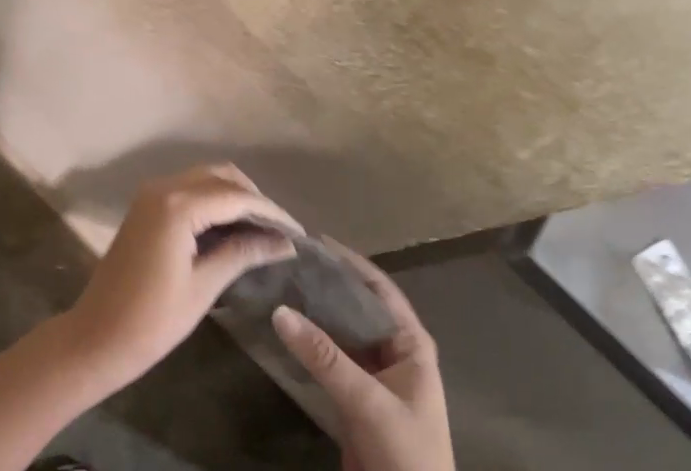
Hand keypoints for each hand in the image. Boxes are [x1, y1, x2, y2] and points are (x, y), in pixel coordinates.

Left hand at [63, 164, 301, 388]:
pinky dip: (214, 203)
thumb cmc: (151, 320)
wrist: (96, 339)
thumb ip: (244, 253)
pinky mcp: (145, 208)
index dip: (271, 212)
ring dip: (234, 198)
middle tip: (280, 231)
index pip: (236, 197)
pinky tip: (232, 229)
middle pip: (221, 177)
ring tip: (263, 231)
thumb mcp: (204, 286)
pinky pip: (189, 192)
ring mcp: (150, 196)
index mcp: (177, 206)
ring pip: (205, 180)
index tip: (299, 233)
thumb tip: (285, 243)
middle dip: (254, 199)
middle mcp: (163, 188)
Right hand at [272, 244, 453, 470]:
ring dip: (315, 314)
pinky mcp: (355, 398)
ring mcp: (374, 375)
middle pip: (356, 307)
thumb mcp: (367, 401)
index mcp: (411, 343)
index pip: (378, 288)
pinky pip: (331, 361)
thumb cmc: (406, 453)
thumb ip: (325, 358)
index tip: (313, 241)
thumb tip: (280, 310)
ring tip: (278, 286)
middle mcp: (394, 350)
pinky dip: (310, 345)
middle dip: (325, 285)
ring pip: (341, 334)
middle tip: (286, 262)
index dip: (348, 263)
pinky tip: (284, 330)